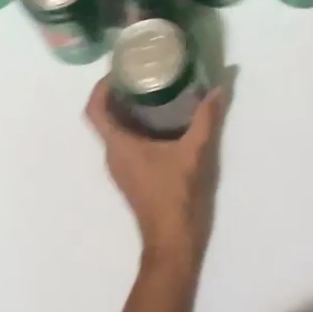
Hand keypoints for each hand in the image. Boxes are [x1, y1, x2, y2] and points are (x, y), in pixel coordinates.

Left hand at [84, 76, 229, 267]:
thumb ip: (206, 119)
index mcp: (118, 146)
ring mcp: (121, 168)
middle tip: (141, 72)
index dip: (100, 87)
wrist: (172, 242)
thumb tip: (218, 88)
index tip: (118, 69)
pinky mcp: (132, 176)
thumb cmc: (175, 196)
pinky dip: (137, 126)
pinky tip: (162, 120)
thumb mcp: (194, 153)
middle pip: (104, 117)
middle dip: (118, 92)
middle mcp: (113, 155)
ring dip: (127, 109)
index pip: (94, 110)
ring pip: (115, 130)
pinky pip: (126, 142)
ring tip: (153, 89)